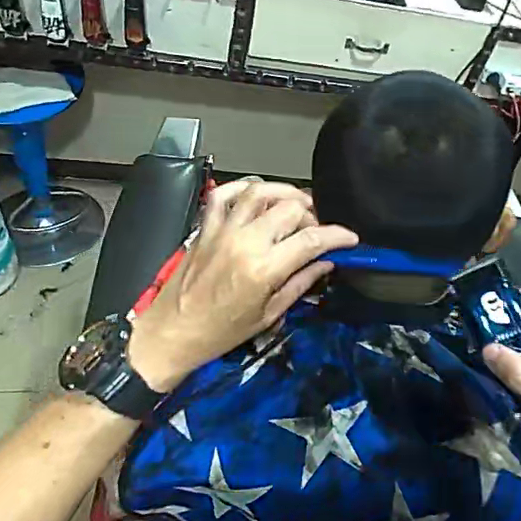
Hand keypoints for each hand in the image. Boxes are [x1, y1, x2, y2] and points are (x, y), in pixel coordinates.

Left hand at [129, 182, 357, 390]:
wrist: (171, 333)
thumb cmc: (220, 332)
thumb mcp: (269, 314)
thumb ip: (300, 283)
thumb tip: (325, 263)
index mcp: (263, 269)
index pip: (311, 239)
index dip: (337, 235)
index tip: (349, 239)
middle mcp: (244, 242)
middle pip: (290, 208)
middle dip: (312, 214)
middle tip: (317, 229)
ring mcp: (222, 230)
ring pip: (260, 192)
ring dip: (284, 193)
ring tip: (297, 204)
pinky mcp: (205, 227)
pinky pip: (224, 193)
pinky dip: (244, 187)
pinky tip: (259, 194)